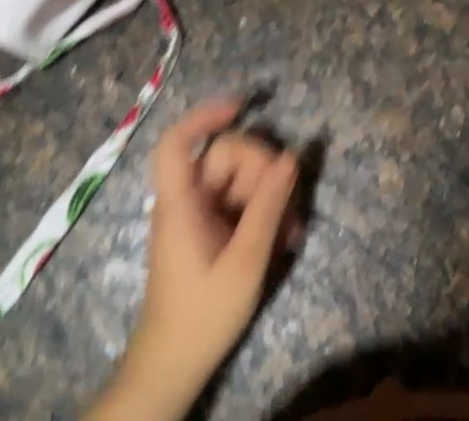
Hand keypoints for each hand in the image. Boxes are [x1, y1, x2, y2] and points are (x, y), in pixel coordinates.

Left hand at [128, 100, 300, 390]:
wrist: (175, 364)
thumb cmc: (204, 313)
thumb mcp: (245, 260)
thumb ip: (268, 206)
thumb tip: (293, 156)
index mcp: (180, 203)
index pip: (179, 142)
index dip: (206, 116)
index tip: (246, 105)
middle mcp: (186, 200)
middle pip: (225, 157)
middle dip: (263, 171)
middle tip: (288, 205)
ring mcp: (199, 215)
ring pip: (240, 180)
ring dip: (270, 196)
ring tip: (292, 230)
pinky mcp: (211, 231)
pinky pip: (241, 203)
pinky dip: (264, 213)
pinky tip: (285, 238)